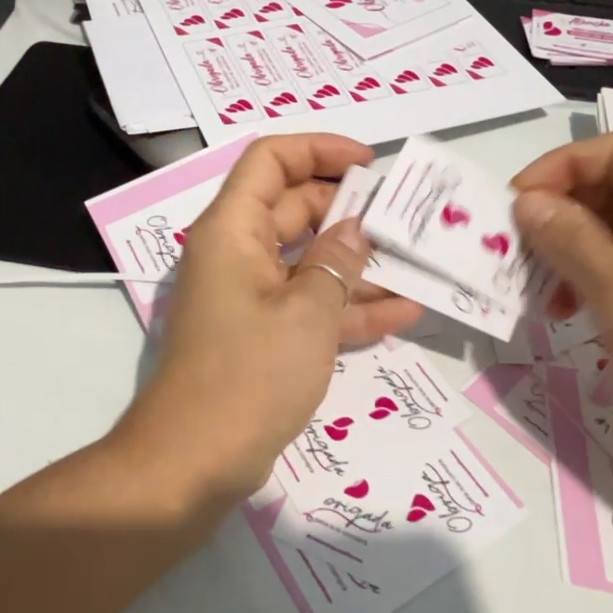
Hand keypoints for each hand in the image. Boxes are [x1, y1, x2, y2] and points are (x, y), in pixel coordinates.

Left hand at [122, 135, 424, 501]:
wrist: (194, 462)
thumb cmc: (249, 374)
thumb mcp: (307, 313)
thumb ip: (339, 262)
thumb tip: (357, 227)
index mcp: (232, 230)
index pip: (271, 161)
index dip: (319, 150)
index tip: (370, 162)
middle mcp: (235, 253)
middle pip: (294, 208)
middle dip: (350, 210)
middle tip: (405, 219)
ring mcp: (248, 296)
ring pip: (308, 261)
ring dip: (358, 264)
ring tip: (418, 264)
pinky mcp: (260, 334)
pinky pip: (307, 305)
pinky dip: (346, 307)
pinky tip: (403, 312)